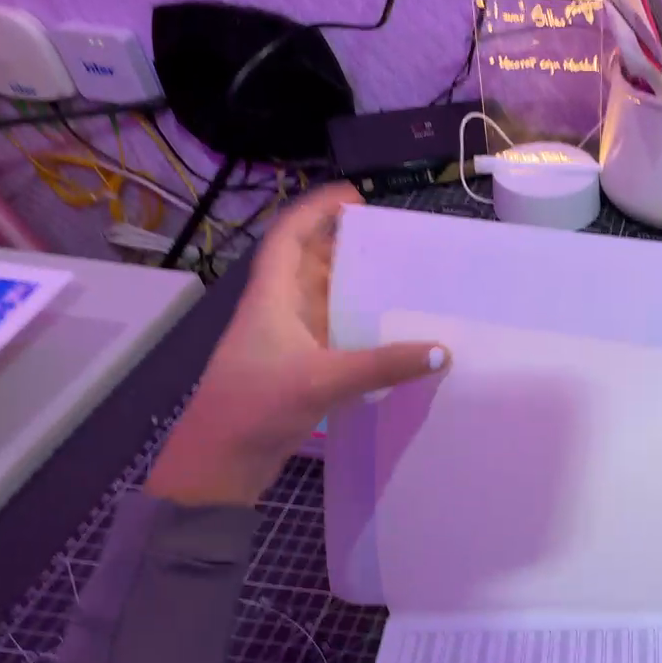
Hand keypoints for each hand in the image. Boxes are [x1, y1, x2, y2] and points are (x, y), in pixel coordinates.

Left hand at [147, 184, 447, 505]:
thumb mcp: (322, 381)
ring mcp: (287, 341)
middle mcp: (278, 311)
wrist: (219, 466)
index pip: (289, 237)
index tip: (355, 196)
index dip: (316, 210)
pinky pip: (333, 330)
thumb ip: (383, 365)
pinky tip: (389, 328)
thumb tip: (443, 351)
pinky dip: (358, 322)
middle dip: (343, 243)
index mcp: (271, 299)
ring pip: (321, 296)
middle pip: (308, 262)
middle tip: (393, 237)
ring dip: (352, 282)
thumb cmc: (255, 408)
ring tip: (399, 273)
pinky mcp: (299, 368)